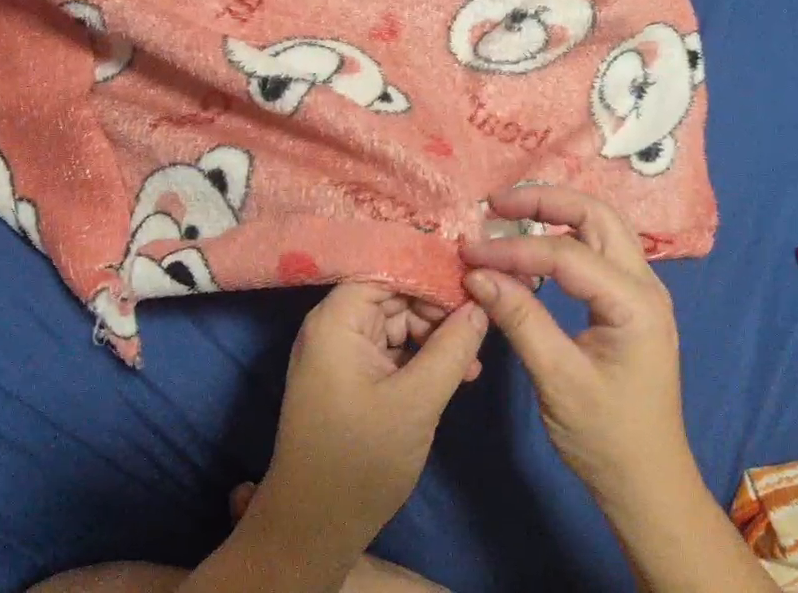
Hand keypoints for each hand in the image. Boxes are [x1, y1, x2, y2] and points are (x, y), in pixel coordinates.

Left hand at [251, 282, 488, 556]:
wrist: (315, 528)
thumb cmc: (360, 458)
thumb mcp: (417, 401)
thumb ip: (452, 348)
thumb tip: (481, 306)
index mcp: (337, 320)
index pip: (388, 269)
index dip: (431, 269)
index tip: (475, 278)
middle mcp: (335, 326)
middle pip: (395, 293)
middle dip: (438, 306)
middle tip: (482, 322)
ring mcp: (343, 352)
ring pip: (399, 321)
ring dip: (436, 335)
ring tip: (473, 360)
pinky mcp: (353, 376)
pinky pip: (394, 348)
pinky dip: (424, 357)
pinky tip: (458, 374)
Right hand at [461, 188, 777, 592]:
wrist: (648, 482)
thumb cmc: (605, 436)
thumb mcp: (557, 379)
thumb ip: (519, 319)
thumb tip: (476, 273)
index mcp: (635, 303)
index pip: (566, 253)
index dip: (514, 250)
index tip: (470, 252)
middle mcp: (646, 285)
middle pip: (597, 216)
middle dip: (545, 201)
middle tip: (495, 207)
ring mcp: (642, 292)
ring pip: (601, 228)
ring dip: (557, 214)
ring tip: (510, 217)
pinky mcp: (630, 305)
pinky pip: (599, 252)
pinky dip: (566, 239)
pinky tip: (535, 251)